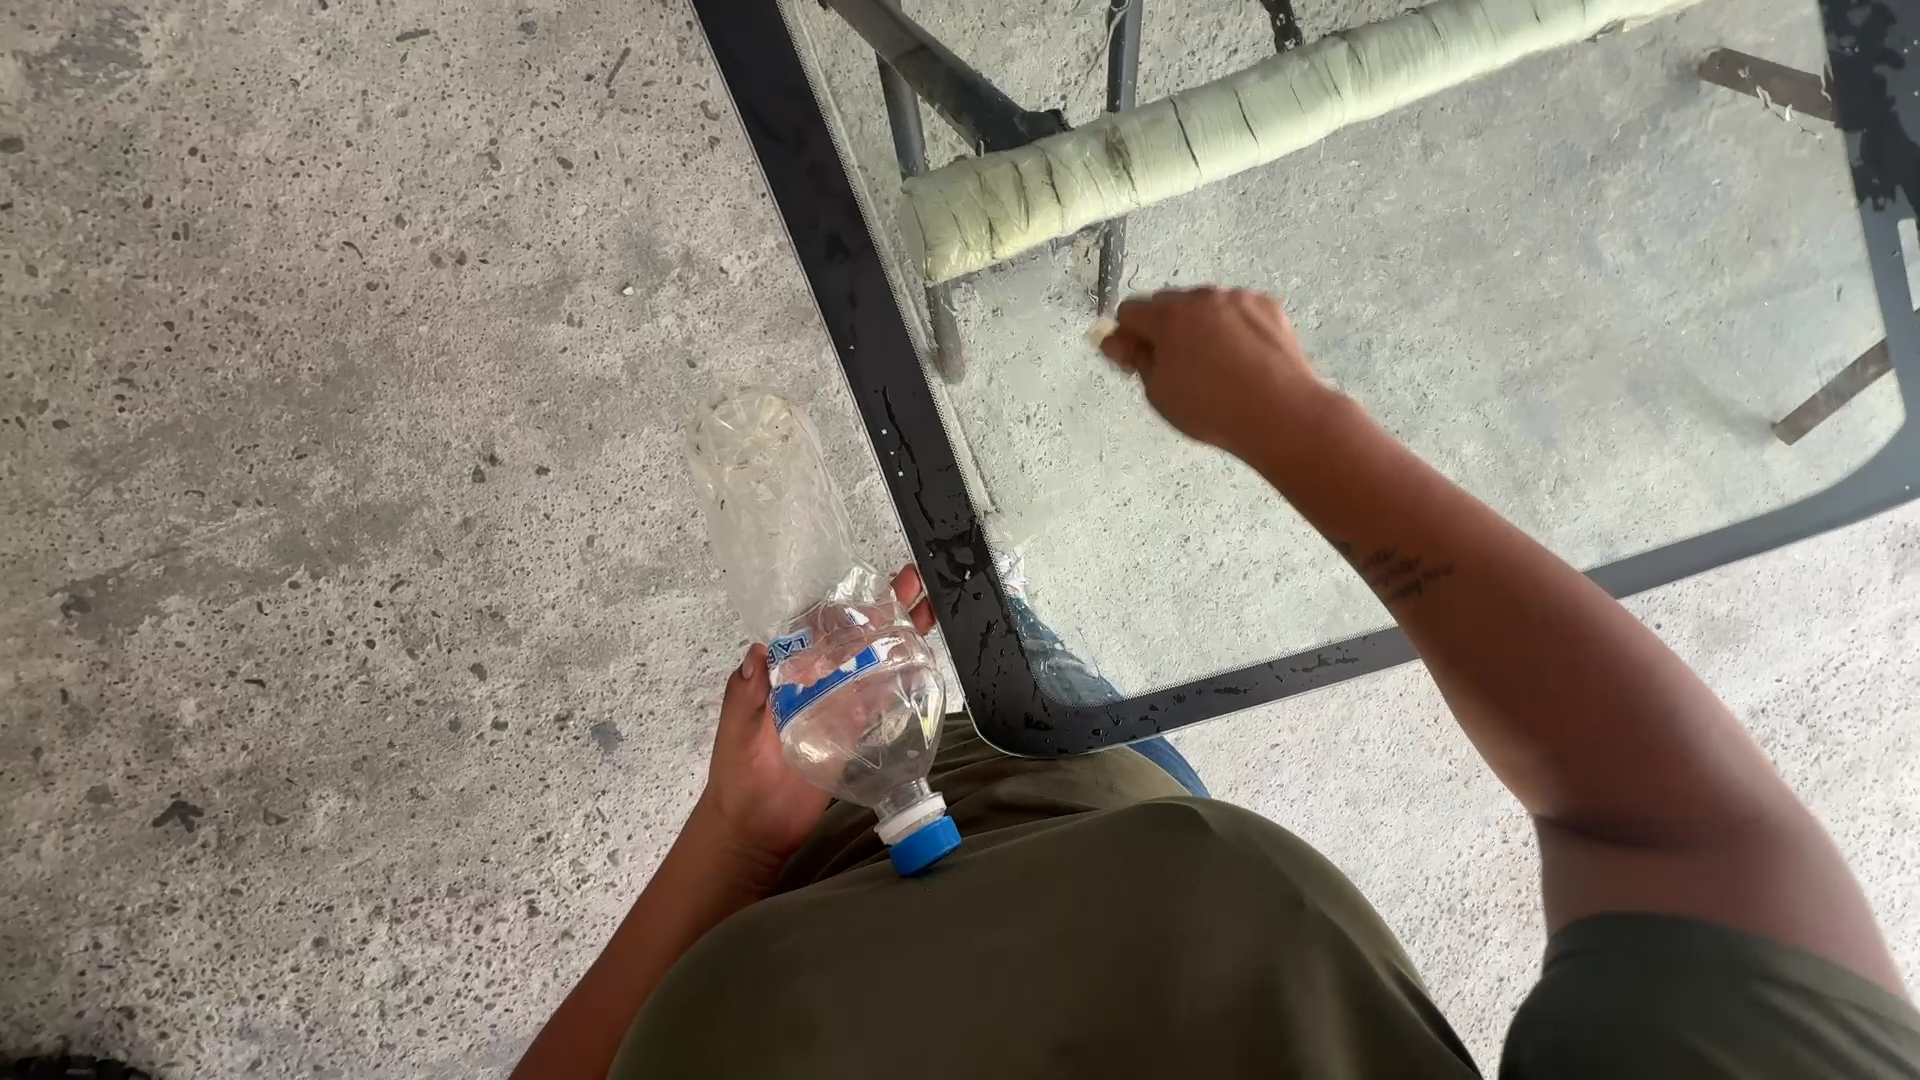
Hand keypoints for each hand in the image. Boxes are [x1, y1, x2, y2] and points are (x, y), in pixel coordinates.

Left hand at [698, 565, 938, 869]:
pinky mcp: (858, 729)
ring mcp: (841, 702)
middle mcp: (818, 678)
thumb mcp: (736, 728)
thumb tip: (758, 650)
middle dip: (883, 608)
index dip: (842, 603)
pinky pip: (884, 697)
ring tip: (929, 609)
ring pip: (874, 659)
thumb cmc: (738, 773)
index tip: (867, 581)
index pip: (817, 626)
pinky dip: (906, 676)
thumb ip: (746, 693)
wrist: (756, 827)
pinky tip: (927, 658)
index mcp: (787, 670)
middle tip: (913, 582)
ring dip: (900, 634)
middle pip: (854, 636)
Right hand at [1099, 287, 1329, 459]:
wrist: (1279, 412)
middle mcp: (1202, 297)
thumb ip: (1135, 359)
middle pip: (1166, 303)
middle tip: (1172, 365)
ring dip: (1197, 326)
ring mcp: (1238, 298)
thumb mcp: (1158, 392)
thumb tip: (1115, 341)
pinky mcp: (1266, 306)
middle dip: (1162, 328)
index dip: (1126, 335)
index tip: (1133, 360)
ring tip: (1212, 366)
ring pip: (1203, 305)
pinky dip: (1229, 327)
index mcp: (1169, 317)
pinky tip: (1239, 359)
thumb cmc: (1211, 409)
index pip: (1130, 311)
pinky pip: (1235, 310)